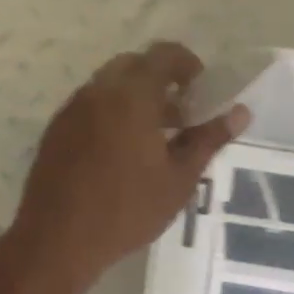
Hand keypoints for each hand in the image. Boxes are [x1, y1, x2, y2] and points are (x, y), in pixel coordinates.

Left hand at [7, 42, 249, 293]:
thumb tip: (238, 113)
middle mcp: (95, 93)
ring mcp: (70, 110)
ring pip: (106, 86)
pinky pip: (88, 107)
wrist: (56, 238)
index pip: (162, 55)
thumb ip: (207, 139)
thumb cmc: (126, 210)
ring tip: (155, 137)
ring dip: (133, 97)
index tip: (201, 89)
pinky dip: (109, 113)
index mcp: (129, 96)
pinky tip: (122, 151)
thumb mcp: (178, 179)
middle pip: (132, 66)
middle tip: (181, 114)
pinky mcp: (55, 130)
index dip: (186, 63)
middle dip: (159, 80)